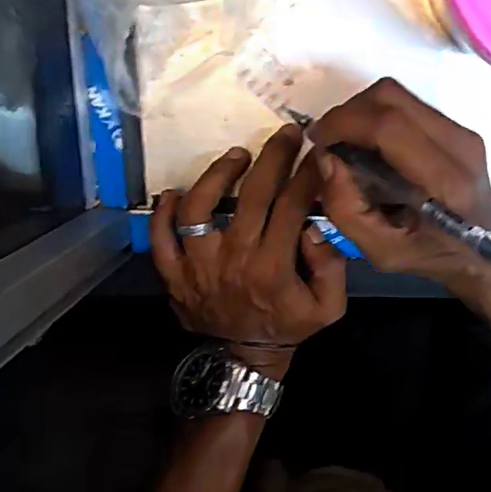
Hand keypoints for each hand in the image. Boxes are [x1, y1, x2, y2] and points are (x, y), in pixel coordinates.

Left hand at [149, 124, 346, 378]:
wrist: (246, 357)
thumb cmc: (289, 327)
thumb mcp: (328, 307)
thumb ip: (330, 266)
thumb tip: (316, 223)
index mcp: (273, 267)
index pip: (292, 206)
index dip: (307, 174)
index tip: (316, 151)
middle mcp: (233, 259)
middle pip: (252, 195)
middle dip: (274, 157)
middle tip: (287, 134)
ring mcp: (197, 266)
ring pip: (199, 208)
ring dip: (217, 175)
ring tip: (236, 156)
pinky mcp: (174, 274)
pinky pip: (160, 237)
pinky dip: (162, 212)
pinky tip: (176, 192)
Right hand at [310, 78, 490, 291]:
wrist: (483, 255)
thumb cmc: (431, 256)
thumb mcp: (381, 251)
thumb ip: (347, 209)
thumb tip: (325, 160)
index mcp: (445, 180)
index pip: (389, 125)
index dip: (344, 123)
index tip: (317, 140)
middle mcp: (459, 146)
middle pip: (391, 98)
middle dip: (348, 113)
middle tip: (327, 141)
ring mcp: (462, 132)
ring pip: (398, 95)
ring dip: (361, 112)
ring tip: (344, 142)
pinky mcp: (458, 129)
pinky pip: (408, 105)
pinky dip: (378, 116)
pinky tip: (368, 144)